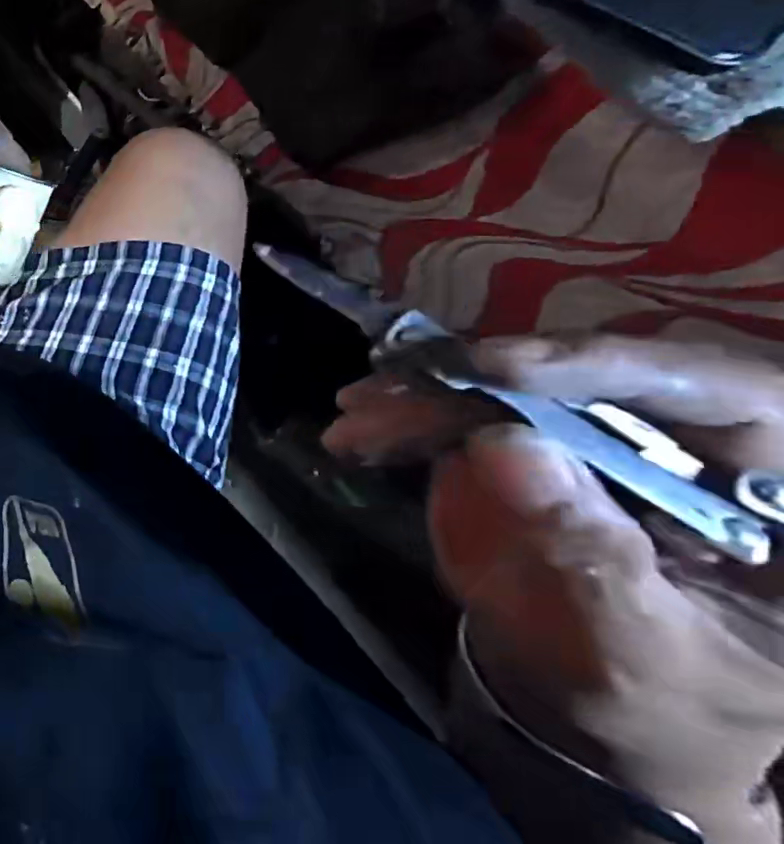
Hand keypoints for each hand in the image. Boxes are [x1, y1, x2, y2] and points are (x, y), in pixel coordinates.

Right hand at [326, 335, 783, 840]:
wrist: (600, 706)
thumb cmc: (658, 700)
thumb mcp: (636, 650)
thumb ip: (589, 558)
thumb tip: (502, 446)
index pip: (722, 395)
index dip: (608, 367)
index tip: (493, 366)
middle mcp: (702, 446)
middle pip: (588, 381)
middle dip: (472, 384)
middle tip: (382, 401)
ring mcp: (610, 440)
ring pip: (513, 387)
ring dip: (421, 398)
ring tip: (353, 422)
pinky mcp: (536, 444)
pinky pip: (466, 411)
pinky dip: (407, 416)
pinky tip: (360, 431)